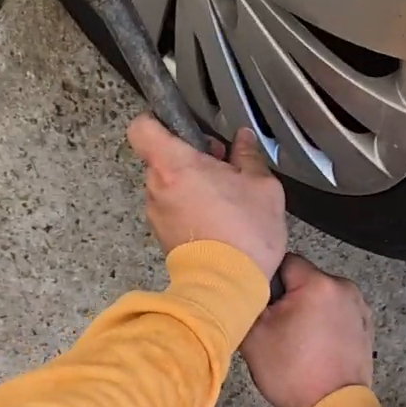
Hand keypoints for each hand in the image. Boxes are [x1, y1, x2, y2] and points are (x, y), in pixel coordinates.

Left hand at [127, 115, 286, 281]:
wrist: (226, 286)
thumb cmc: (243, 237)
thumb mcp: (262, 187)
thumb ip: (248, 156)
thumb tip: (243, 142)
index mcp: (175, 166)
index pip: (143, 128)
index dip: (158, 120)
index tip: (181, 124)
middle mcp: (157, 188)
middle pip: (161, 157)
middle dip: (188, 156)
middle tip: (220, 164)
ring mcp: (156, 214)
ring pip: (167, 184)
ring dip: (190, 184)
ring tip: (223, 196)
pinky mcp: (162, 235)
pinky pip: (171, 209)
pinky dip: (188, 207)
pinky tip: (217, 217)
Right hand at [240, 255, 374, 406]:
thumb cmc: (294, 374)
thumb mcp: (254, 336)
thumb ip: (246, 303)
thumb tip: (242, 291)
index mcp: (318, 283)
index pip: (284, 262)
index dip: (266, 282)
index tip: (259, 305)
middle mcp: (344, 288)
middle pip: (303, 280)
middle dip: (286, 299)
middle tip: (273, 328)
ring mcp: (359, 308)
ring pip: (319, 298)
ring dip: (304, 312)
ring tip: (293, 342)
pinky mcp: (364, 328)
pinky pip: (335, 316)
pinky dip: (322, 326)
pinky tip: (311, 349)